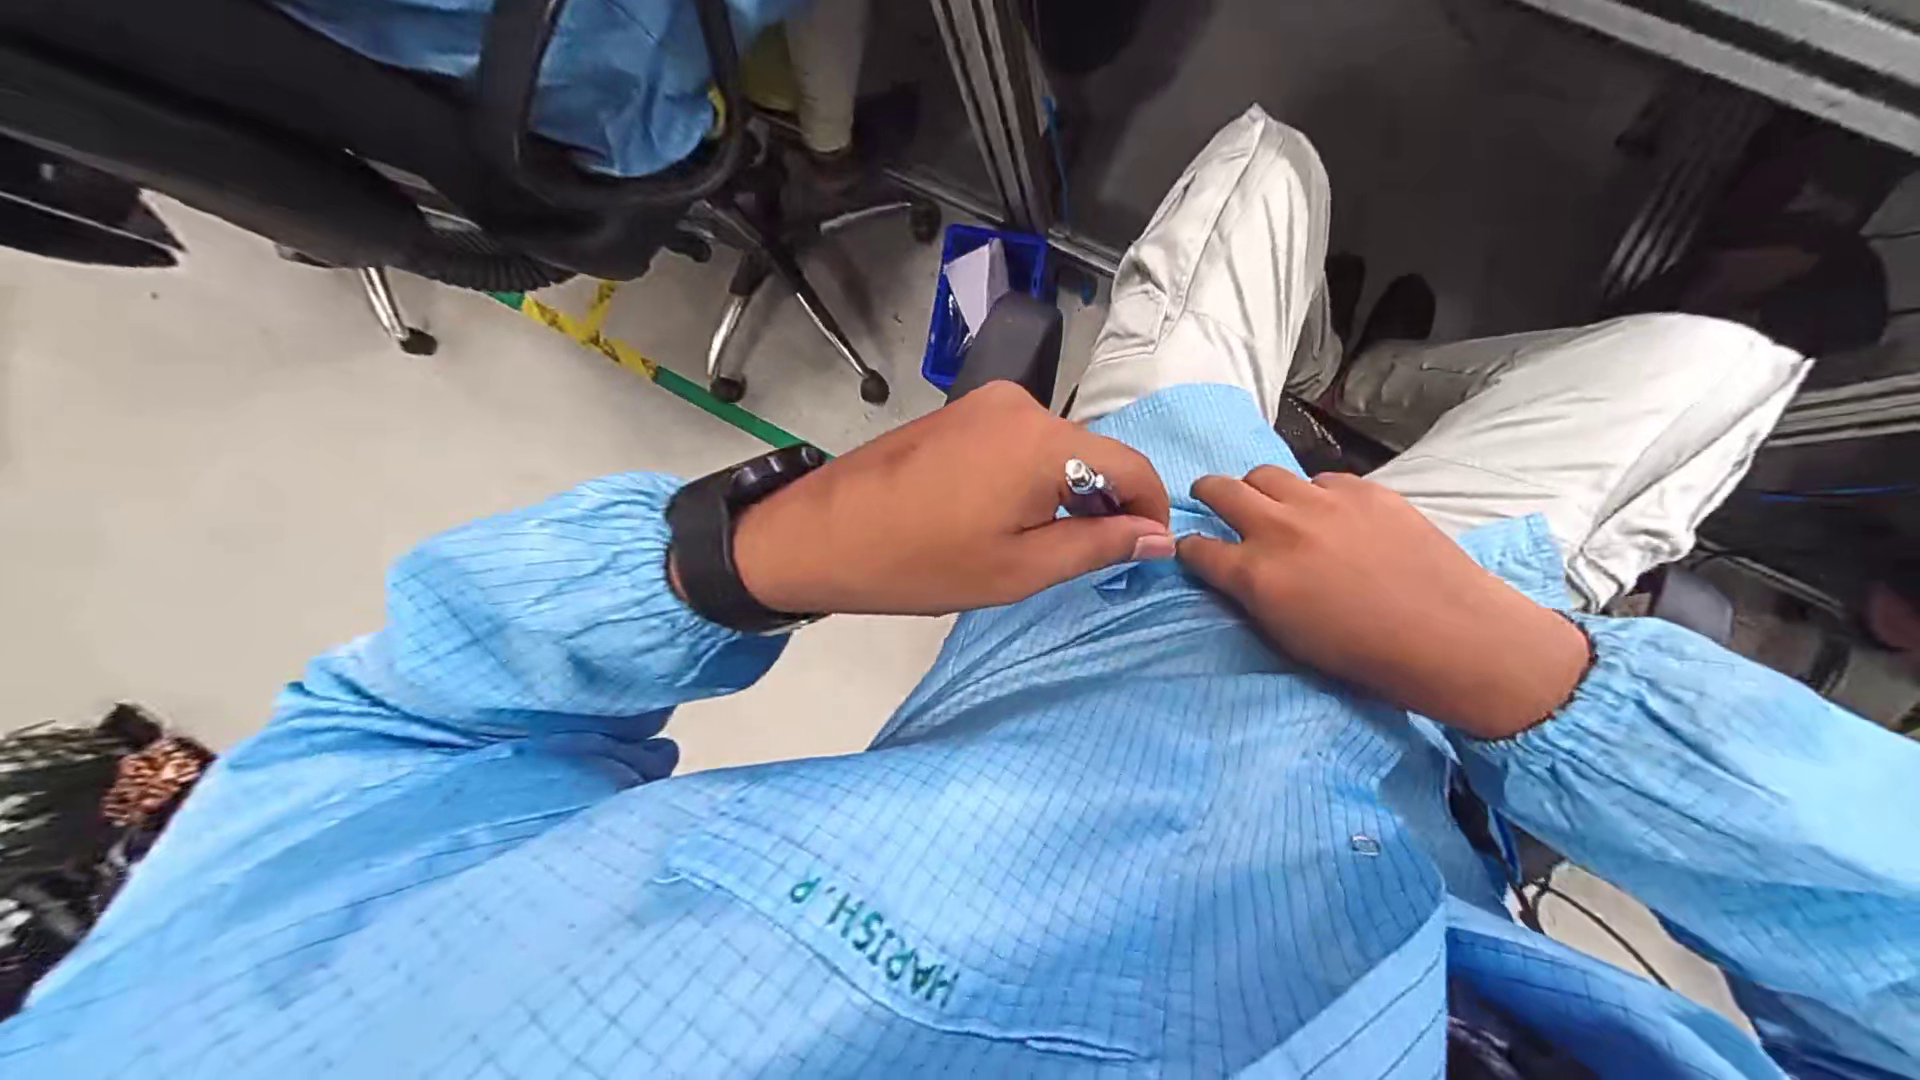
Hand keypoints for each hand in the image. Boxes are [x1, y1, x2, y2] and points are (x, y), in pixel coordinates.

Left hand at [728, 381, 1173, 615]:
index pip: (1132, 465)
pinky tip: (1001, 512)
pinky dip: (1029, 474)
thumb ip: (1097, 545)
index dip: (1150, 508)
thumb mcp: (1019, 569)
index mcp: (1044, 443)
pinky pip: (1018, 439)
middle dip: (1103, 501)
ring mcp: (984, 402)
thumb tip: (1157, 535)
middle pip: (1092, 452)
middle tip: (1084, 554)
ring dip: (1064, 489)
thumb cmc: (920, 563)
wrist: (820, 534)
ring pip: (1055, 447)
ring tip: (1035, 539)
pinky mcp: (958, 411)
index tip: (1145, 547)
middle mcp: (1021, 405)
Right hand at [1177, 467, 1587, 739]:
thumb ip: (1249, 594)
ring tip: (1269, 503)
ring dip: (1256, 488)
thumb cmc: (1363, 656)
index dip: (1188, 548)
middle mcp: (1279, 529)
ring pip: (1264, 474)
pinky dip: (1313, 494)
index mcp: (1255, 574)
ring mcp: (1323, 503)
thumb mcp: (1285, 636)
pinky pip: (1320, 479)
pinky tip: (1331, 515)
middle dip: (1205, 494)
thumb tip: (1235, 569)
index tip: (1194, 551)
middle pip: (1218, 490)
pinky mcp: (1365, 491)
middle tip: (1209, 499)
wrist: (1456, 640)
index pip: (1196, 547)